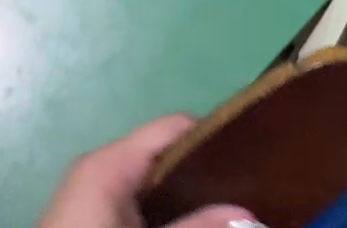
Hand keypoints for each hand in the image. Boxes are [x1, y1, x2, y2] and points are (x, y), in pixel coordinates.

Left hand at [40, 115, 262, 227]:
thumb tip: (253, 216)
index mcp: (108, 165)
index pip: (178, 127)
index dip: (219, 142)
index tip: (254, 168)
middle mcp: (101, 171)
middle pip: (172, 157)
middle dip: (210, 180)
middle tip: (249, 199)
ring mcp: (94, 200)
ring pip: (160, 186)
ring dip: (192, 204)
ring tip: (231, 218)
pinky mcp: (92, 225)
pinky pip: (143, 210)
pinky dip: (170, 219)